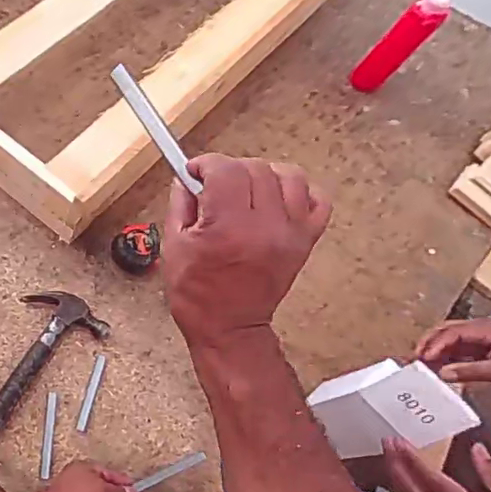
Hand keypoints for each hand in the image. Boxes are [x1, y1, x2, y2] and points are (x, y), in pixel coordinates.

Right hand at [160, 153, 330, 350]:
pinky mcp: (305, 241)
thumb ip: (180, 207)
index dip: (206, 164)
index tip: (195, 170)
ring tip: (247, 192)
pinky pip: (316, 199)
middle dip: (230, 171)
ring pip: (288, 176)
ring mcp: (290, 233)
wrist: (229, 327)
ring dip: (264, 175)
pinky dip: (299, 192)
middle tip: (215, 186)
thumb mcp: (174, 248)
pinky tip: (277, 201)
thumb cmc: (199, 296)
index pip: (224, 170)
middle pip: (254, 168)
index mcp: (226, 228)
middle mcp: (263, 226)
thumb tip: (185, 180)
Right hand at [415, 318, 490, 390]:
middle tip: (415, 358)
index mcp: (489, 329)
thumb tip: (442, 373)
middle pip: (446, 329)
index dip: (436, 345)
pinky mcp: (483, 345)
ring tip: (423, 363)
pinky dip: (446, 355)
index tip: (423, 359)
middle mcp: (483, 328)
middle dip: (429, 343)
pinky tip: (439, 366)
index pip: (453, 332)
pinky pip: (458, 346)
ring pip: (450, 337)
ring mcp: (482, 336)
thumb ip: (470, 371)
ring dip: (435, 349)